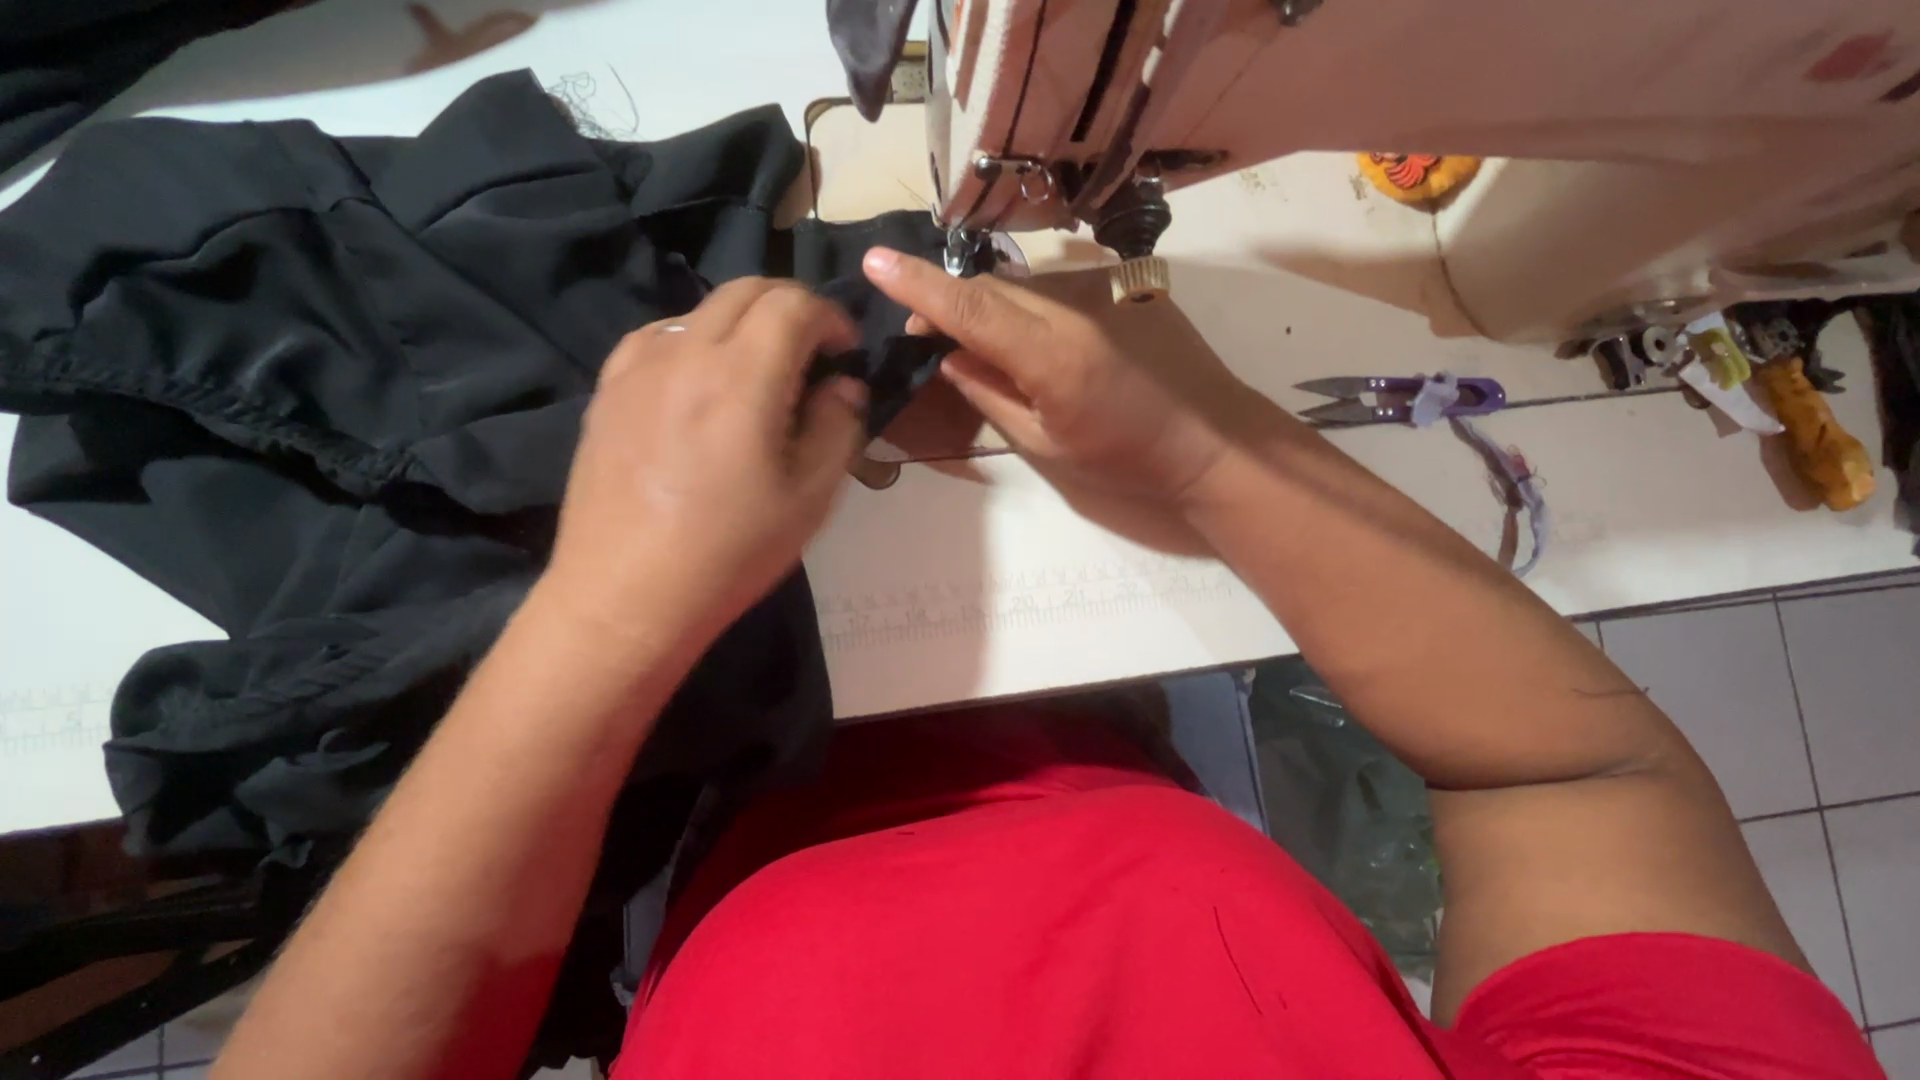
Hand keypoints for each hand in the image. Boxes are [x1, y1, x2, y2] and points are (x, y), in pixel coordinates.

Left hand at [540, 278, 867, 653]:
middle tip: (813, 355)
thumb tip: (842, 384)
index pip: (794, 304)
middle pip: (746, 290)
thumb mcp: (811, 497)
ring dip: (744, 324)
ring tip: (759, 375)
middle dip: (792, 309)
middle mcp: (685, 352)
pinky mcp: (608, 391)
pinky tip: (701, 388)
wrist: (626, 596)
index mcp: (741, 375)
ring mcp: (637, 367)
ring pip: (701, 310)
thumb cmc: (731, 551)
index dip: (832, 317)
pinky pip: (659, 338)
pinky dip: (695, 343)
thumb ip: (839, 425)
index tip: (846, 352)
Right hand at [861, 248, 1264, 507]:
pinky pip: (1060, 287)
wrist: (1215, 439)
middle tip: (925, 333)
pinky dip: (1036, 308)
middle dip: (950, 303)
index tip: (876, 261)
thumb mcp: (1046, 445)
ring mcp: (1106, 287)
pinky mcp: (1128, 282)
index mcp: (1052, 355)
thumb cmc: (1127, 459)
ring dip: (996, 309)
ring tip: (997, 351)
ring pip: (1025, 286)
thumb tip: (949, 357)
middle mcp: (1076, 306)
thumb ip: (990, 395)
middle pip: (991, 288)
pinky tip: (1051, 343)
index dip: (918, 285)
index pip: (971, 307)